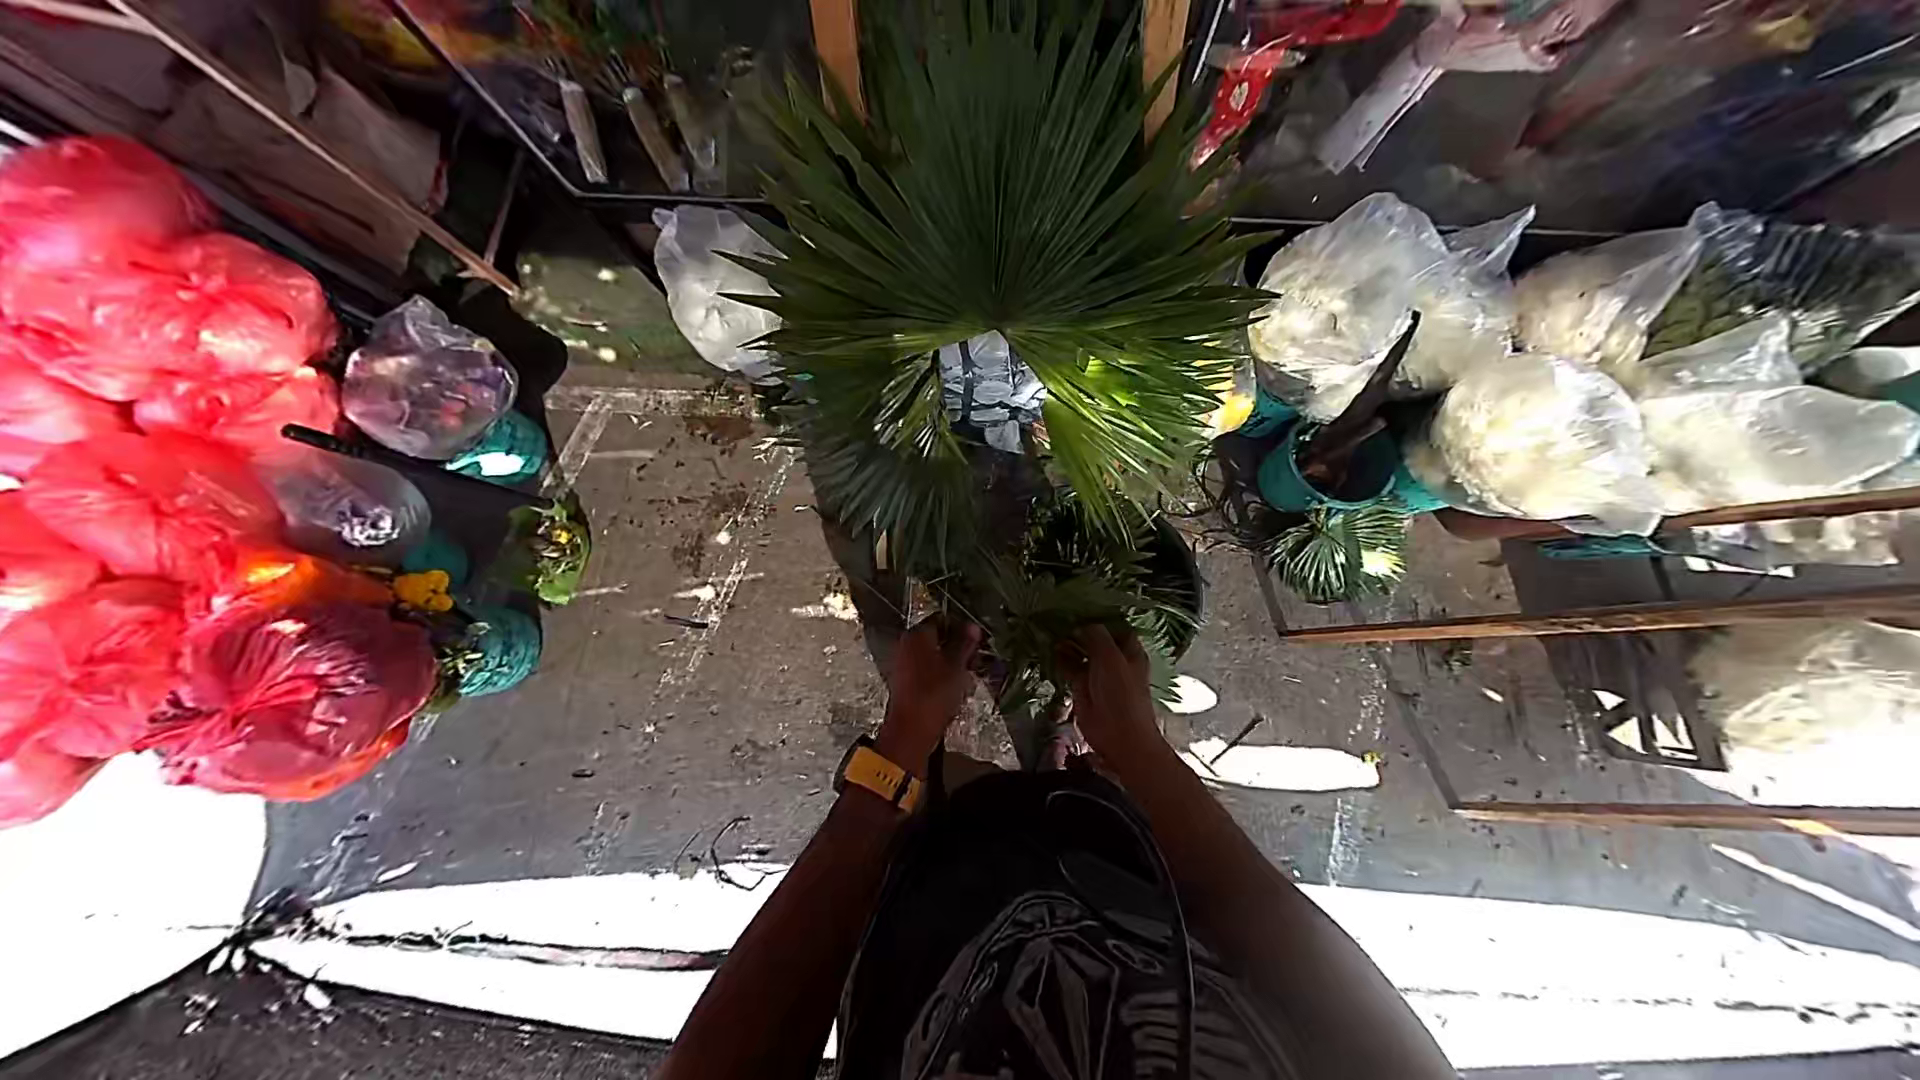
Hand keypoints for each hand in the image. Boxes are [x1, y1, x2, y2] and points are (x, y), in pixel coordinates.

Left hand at [875, 618, 980, 774]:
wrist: (911, 731)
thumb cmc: (934, 694)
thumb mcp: (956, 666)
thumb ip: (964, 644)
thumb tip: (972, 627)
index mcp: (916, 636)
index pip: (941, 619)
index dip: (961, 627)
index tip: (978, 640)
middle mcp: (906, 646)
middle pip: (938, 639)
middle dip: (959, 649)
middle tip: (977, 660)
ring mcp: (905, 666)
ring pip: (935, 658)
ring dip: (954, 666)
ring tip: (970, 680)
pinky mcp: (907, 684)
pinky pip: (929, 674)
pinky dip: (944, 679)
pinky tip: (958, 692)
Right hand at [1057, 624, 1161, 761]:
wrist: (1118, 734)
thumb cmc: (1122, 694)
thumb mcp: (1111, 658)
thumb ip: (1097, 637)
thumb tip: (1081, 625)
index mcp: (1129, 652)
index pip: (1114, 628)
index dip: (1099, 620)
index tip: (1079, 610)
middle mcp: (1114, 660)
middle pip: (1094, 639)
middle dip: (1079, 630)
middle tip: (1058, 618)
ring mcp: (1097, 674)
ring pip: (1080, 653)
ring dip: (1067, 644)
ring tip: (1050, 631)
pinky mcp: (1082, 687)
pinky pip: (1069, 668)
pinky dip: (1060, 659)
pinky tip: (1050, 650)